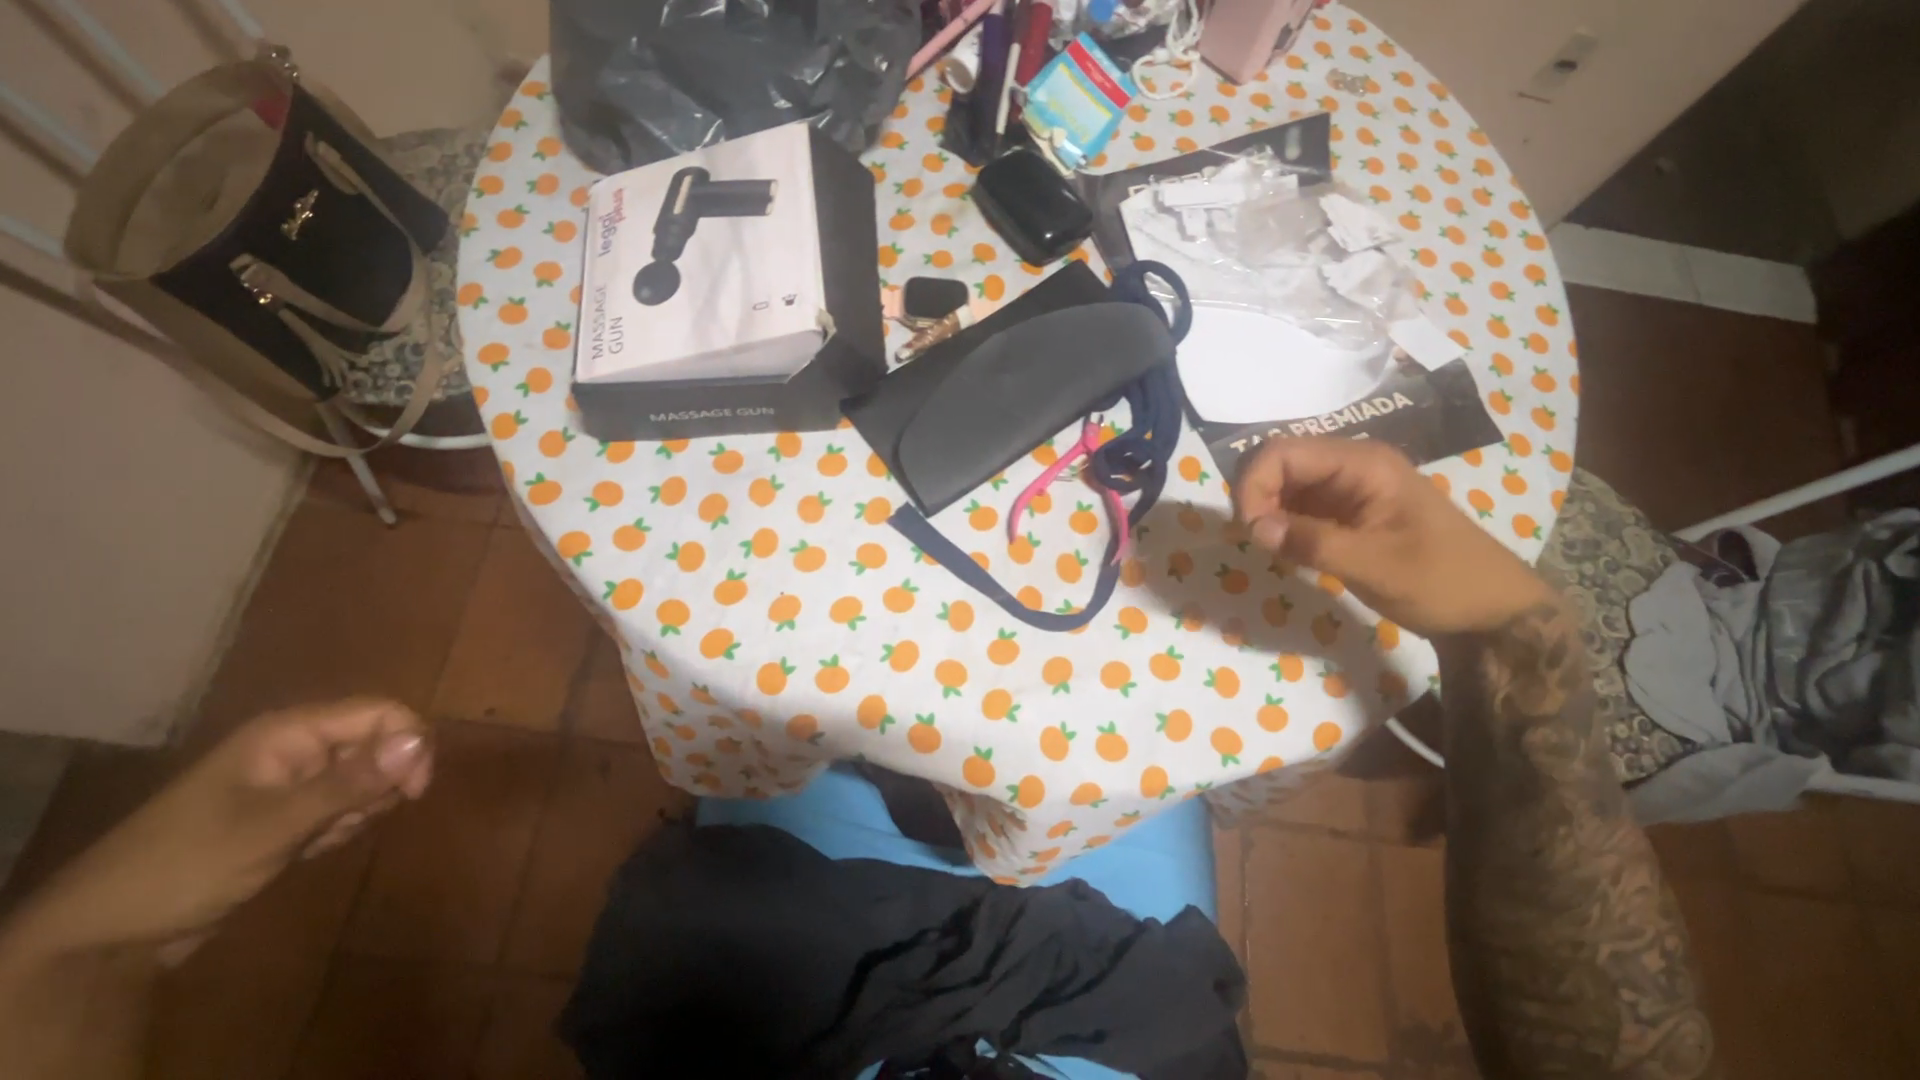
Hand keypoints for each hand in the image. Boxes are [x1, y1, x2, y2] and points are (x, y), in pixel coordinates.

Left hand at [3, 699, 432, 966]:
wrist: (110, 935)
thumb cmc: (188, 865)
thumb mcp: (275, 825)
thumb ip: (351, 783)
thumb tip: (423, 740)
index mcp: (288, 733)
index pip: (380, 713)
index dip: (410, 743)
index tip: (415, 792)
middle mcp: (295, 747)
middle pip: (377, 744)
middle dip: (380, 785)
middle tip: (347, 824)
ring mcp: (291, 782)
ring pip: (365, 779)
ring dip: (359, 811)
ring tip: (318, 842)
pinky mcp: (289, 814)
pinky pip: (343, 807)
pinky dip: (341, 828)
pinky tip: (310, 851)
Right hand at [1232, 437, 1557, 636]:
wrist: (1489, 612)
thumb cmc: (1442, 581)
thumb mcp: (1376, 565)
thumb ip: (1313, 542)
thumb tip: (1254, 528)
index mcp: (1363, 463)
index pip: (1283, 452)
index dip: (1254, 484)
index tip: (1250, 530)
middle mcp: (1351, 466)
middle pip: (1279, 463)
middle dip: (1256, 497)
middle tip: (1258, 541)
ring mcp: (1349, 489)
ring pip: (1284, 485)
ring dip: (1267, 513)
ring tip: (1273, 550)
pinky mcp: (1345, 513)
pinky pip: (1298, 507)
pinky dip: (1282, 526)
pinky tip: (1287, 552)